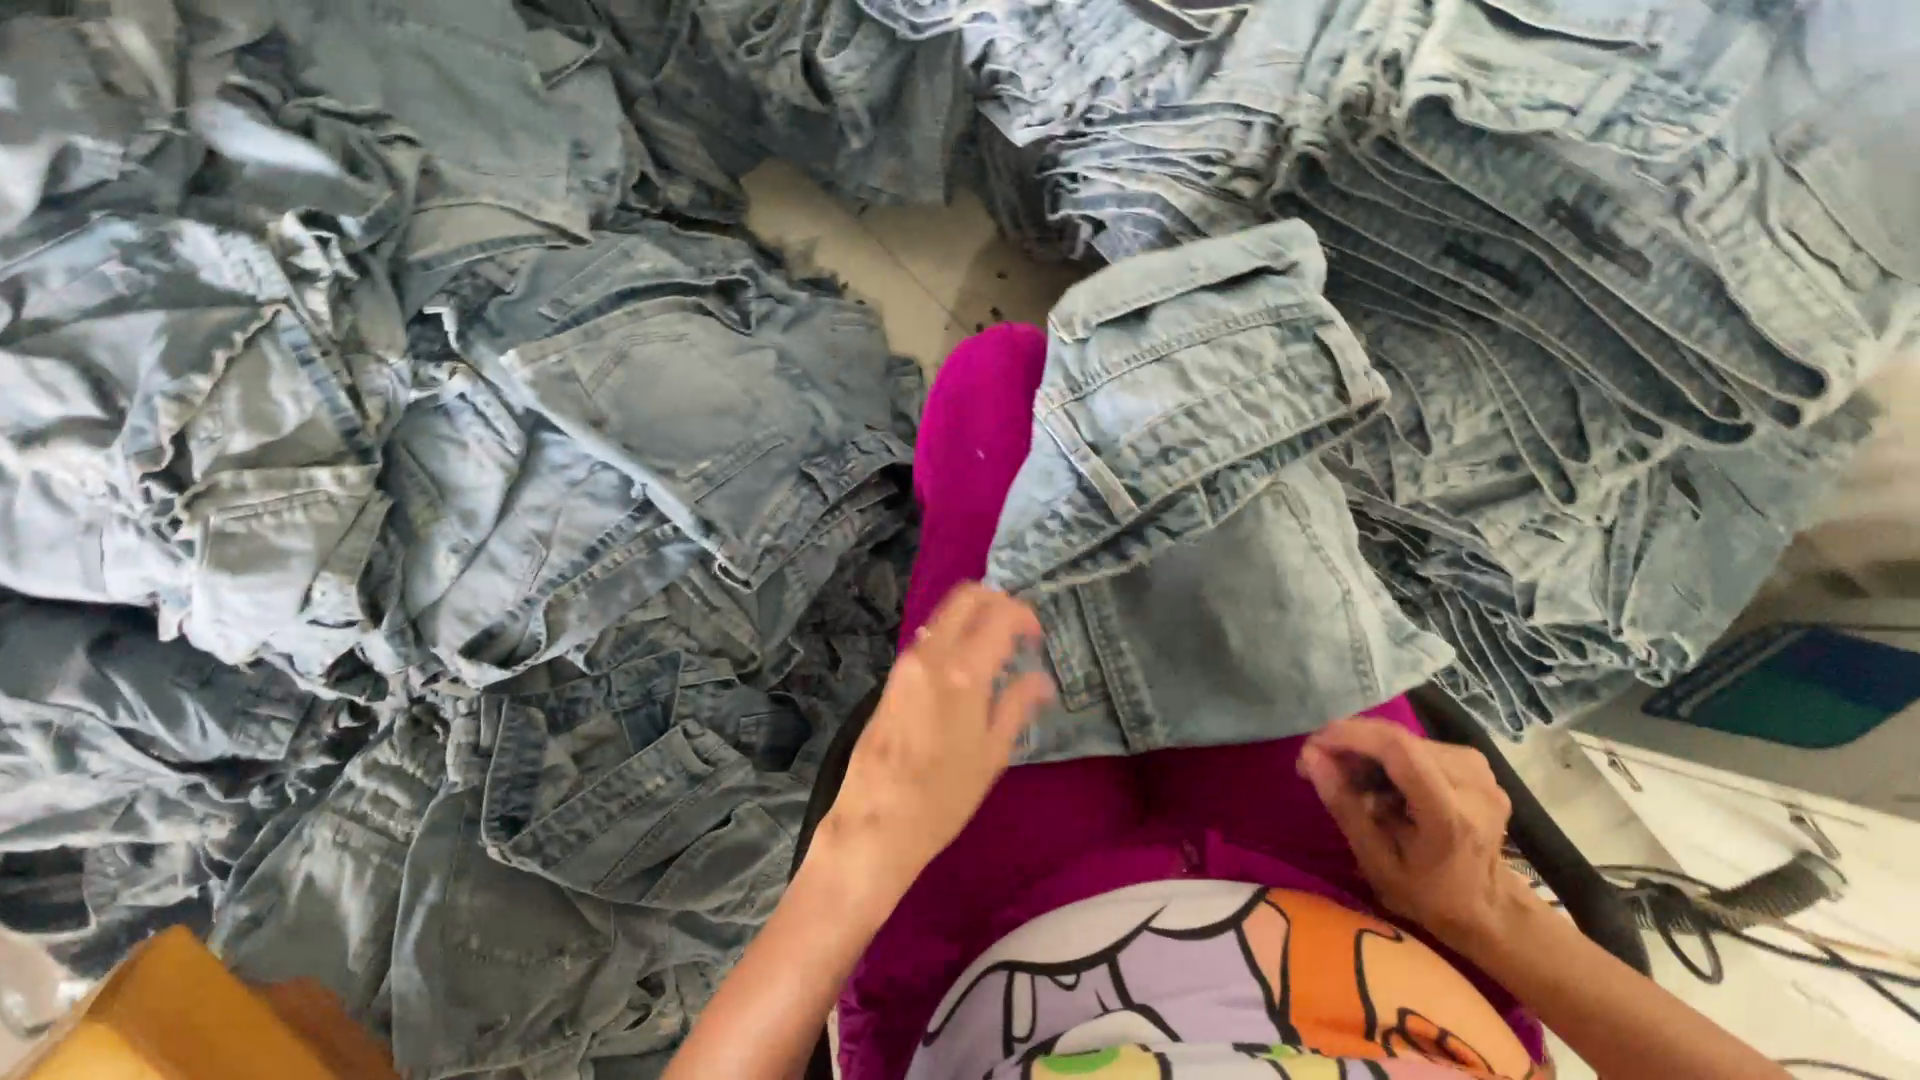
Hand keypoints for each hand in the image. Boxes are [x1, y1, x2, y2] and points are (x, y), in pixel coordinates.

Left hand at [811, 584, 1054, 906]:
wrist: (875, 822)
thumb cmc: (943, 797)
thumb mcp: (992, 754)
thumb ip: (1017, 706)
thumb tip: (1042, 680)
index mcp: (964, 672)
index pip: (1000, 614)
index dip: (1025, 616)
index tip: (1038, 638)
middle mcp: (931, 656)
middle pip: (966, 597)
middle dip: (996, 601)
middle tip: (1018, 629)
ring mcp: (905, 665)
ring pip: (943, 617)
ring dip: (972, 620)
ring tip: (996, 651)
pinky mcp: (891, 680)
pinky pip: (927, 641)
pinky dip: (952, 639)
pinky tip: (966, 671)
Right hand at [1298, 716, 1535, 946]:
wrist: (1487, 907)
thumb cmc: (1427, 894)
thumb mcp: (1376, 862)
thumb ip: (1344, 807)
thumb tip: (1310, 756)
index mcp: (1450, 815)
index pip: (1398, 749)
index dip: (1349, 736)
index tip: (1312, 746)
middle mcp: (1473, 784)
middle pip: (1399, 739)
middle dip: (1350, 743)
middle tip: (1317, 764)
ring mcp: (1481, 772)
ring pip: (1406, 739)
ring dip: (1367, 750)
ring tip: (1347, 778)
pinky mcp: (1478, 766)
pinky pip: (1420, 745)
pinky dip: (1388, 755)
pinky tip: (1379, 780)